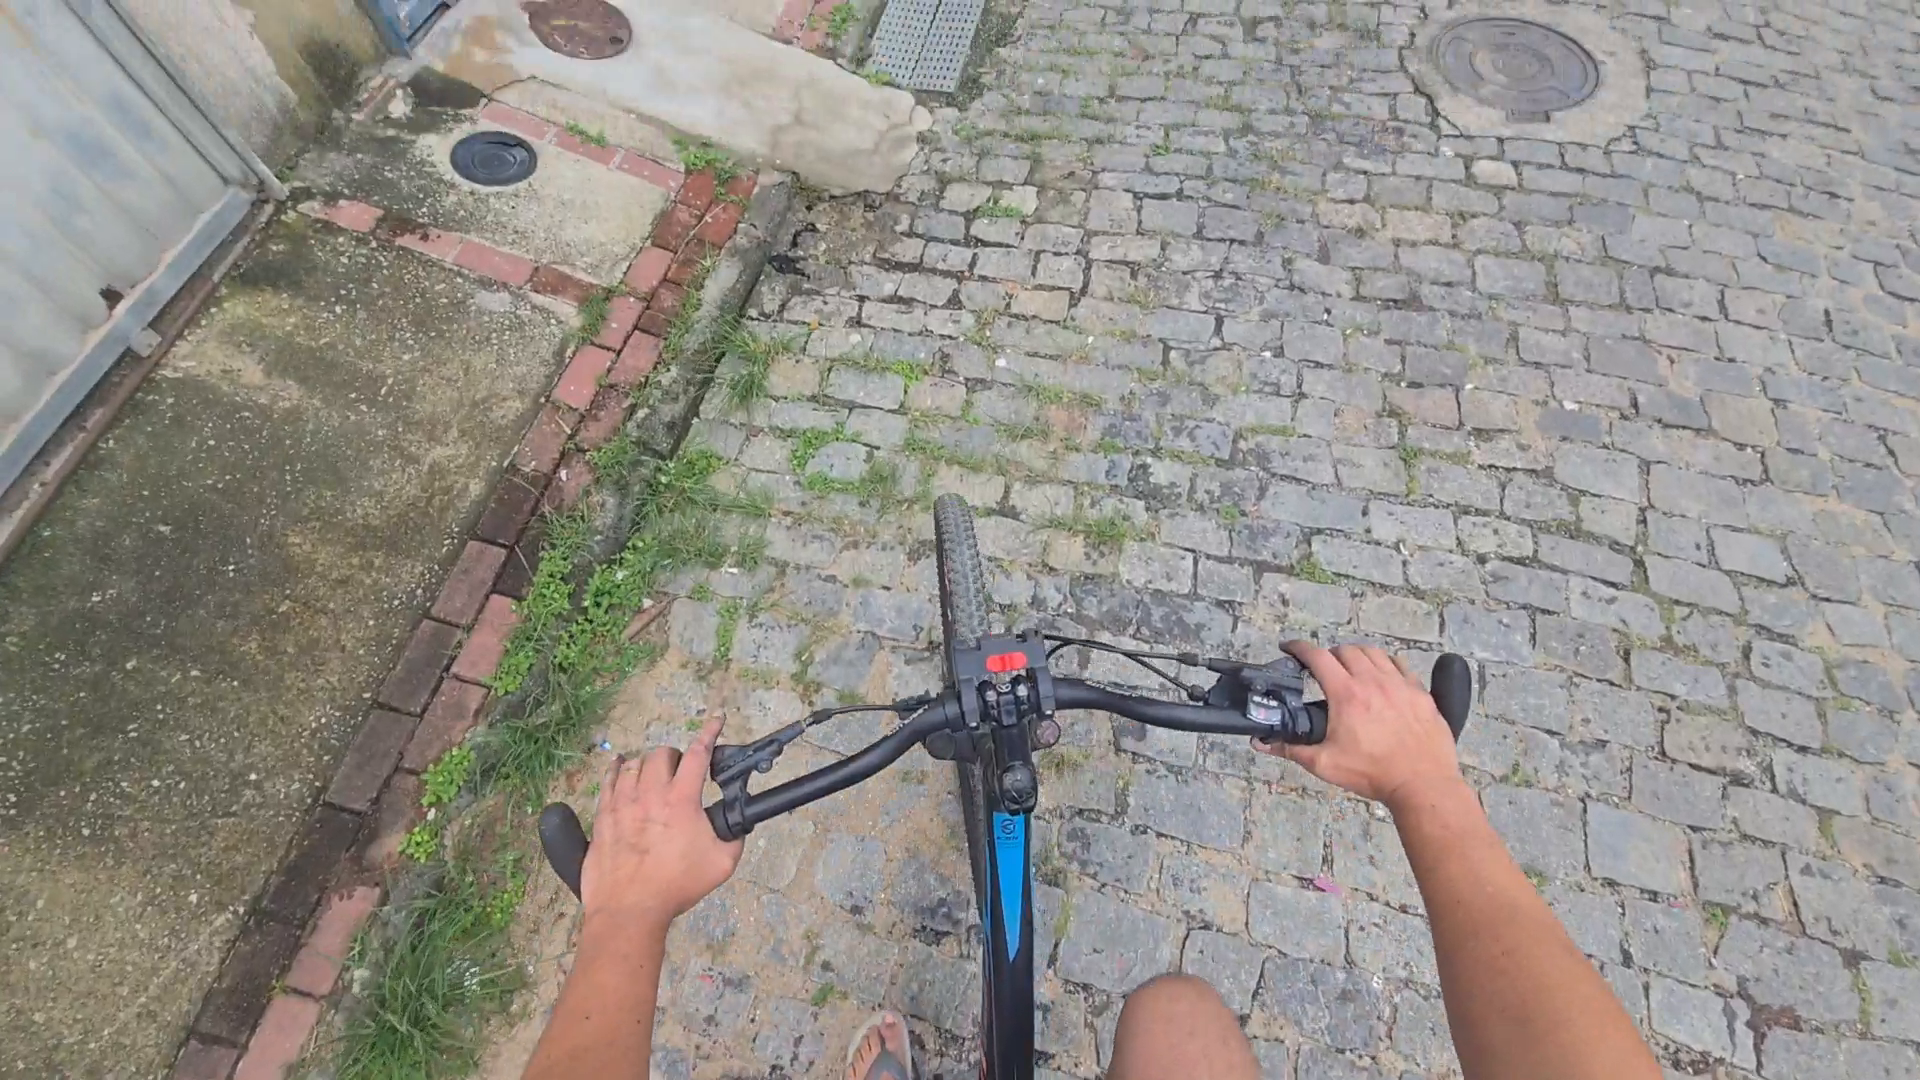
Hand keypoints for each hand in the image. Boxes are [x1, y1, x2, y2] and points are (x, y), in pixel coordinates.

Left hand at [581, 715, 743, 928]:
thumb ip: (734, 835)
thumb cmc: (676, 887)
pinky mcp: (602, 818)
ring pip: (633, 764)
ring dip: (647, 764)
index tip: (717, 719)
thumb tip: (736, 822)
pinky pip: (607, 781)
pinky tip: (620, 767)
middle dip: (675, 757)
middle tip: (680, 772)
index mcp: (681, 800)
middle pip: (662, 754)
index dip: (710, 732)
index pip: (698, 754)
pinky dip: (616, 769)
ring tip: (654, 774)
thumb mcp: (722, 862)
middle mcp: (650, 795)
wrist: (630, 910)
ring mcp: (622, 804)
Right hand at [1253, 641, 1462, 810]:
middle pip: (1345, 650)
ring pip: (1374, 653)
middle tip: (1322, 669)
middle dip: (1328, 654)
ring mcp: (1400, 685)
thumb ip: (1291, 749)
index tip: (1289, 648)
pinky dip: (1386, 664)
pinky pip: (1401, 665)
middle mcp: (1373, 682)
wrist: (1423, 785)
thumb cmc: (1373, 774)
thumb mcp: (1325, 763)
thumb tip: (1261, 744)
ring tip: (1351, 669)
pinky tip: (1382, 676)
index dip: (1298, 647)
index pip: (1317, 656)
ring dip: (1356, 655)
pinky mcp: (1421, 694)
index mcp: (1346, 694)